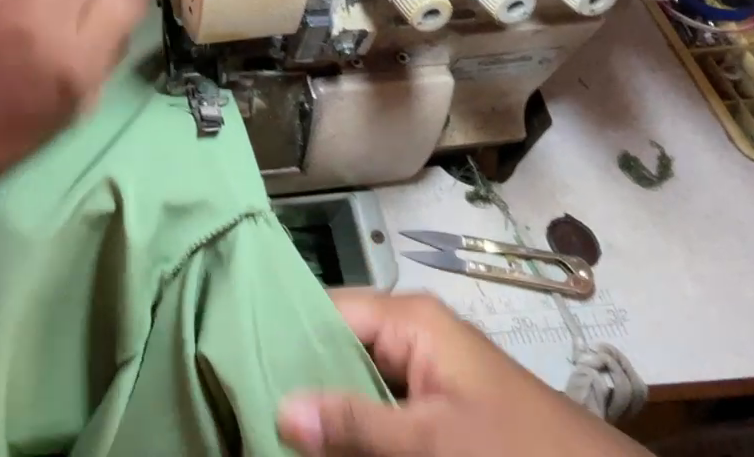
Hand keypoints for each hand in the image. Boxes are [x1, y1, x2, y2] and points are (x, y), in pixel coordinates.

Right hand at [277, 292, 650, 456]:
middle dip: (300, 381)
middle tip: (248, 406)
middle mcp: (411, 333)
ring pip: (355, 382)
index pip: (325, 311)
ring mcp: (425, 371)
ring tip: (272, 428)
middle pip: (336, 347)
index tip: (236, 364)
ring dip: (326, 411)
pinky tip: (325, 447)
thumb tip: (278, 409)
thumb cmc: (517, 452)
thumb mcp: (432, 442)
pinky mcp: (437, 409)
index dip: (282, 337)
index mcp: (409, 319)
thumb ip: (355, 424)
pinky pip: (381, 408)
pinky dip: (356, 429)